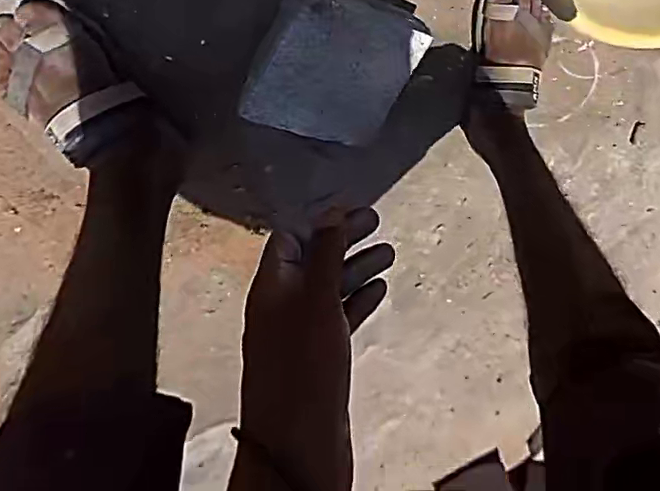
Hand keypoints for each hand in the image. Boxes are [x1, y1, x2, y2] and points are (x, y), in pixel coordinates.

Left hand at [231, 208, 392, 490]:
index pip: (292, 237)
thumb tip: (331, 211)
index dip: (322, 220)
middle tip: (375, 221)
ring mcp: (299, 331)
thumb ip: (323, 253)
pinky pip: (338, 315)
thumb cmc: (303, 369)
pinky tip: (379, 290)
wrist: (298, 450)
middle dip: (343, 238)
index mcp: (272, 286)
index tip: (353, 209)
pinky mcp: (317, 356)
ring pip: (329, 286)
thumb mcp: (316, 300)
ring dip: (356, 266)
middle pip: (313, 258)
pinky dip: (358, 299)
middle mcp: (282, 304)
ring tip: (388, 252)